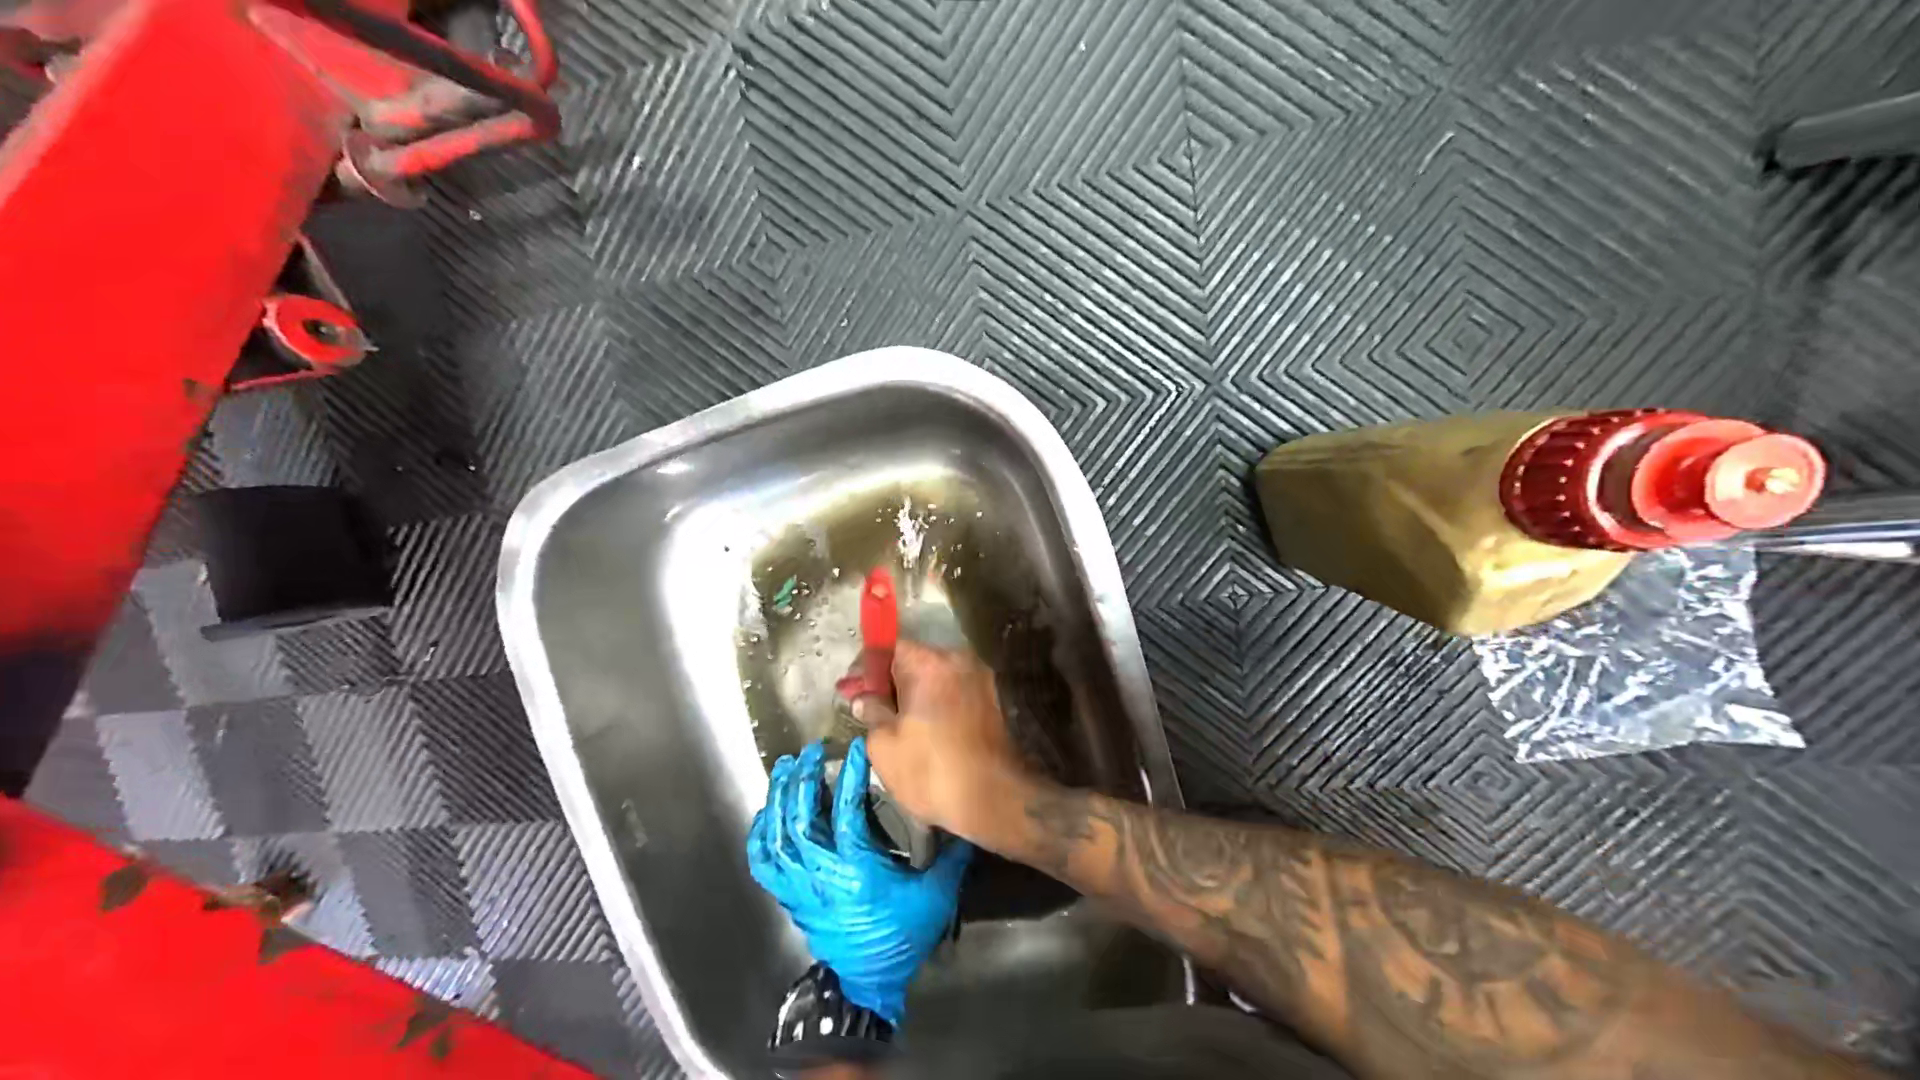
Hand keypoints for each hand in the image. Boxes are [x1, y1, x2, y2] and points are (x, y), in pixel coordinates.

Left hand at [746, 739, 971, 1024]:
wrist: (869, 981)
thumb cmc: (902, 936)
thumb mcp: (935, 897)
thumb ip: (951, 858)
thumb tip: (964, 822)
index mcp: (858, 869)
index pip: (848, 813)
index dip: (851, 776)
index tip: (856, 748)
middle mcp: (823, 874)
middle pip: (801, 819)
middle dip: (804, 779)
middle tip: (811, 751)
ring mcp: (801, 886)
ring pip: (778, 835)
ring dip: (779, 797)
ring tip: (785, 767)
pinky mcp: (789, 897)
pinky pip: (764, 864)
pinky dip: (760, 835)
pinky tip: (765, 811)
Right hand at [852, 641, 1037, 838]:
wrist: (993, 799)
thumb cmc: (930, 770)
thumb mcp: (884, 745)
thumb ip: (871, 712)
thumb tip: (865, 699)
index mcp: (928, 663)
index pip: (888, 648)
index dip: (865, 669)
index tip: (851, 691)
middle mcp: (957, 660)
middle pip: (913, 660)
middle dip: (889, 681)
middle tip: (867, 707)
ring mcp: (979, 678)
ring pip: (934, 677)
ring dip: (913, 693)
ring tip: (893, 722)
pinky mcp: (991, 700)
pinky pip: (952, 692)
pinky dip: (935, 703)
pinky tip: (921, 728)